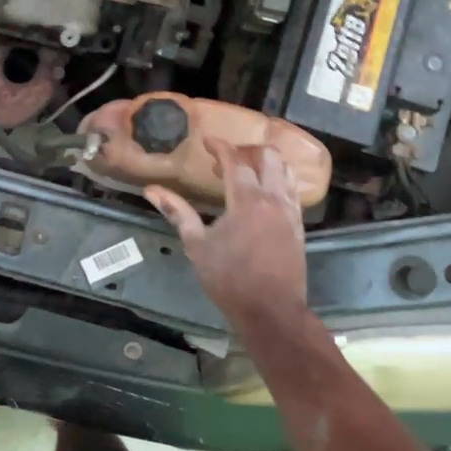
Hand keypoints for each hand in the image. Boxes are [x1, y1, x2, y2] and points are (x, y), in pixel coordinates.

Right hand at [145, 140, 307, 320]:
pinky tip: (264, 193)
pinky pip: (293, 190)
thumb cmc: (229, 278)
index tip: (206, 141)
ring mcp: (290, 212)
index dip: (220, 147)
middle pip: (269, 157)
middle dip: (248, 150)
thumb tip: (152, 190)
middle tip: (227, 156)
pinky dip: (278, 181)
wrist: (270, 309)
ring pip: (285, 171)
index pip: (236, 161)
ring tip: (246, 170)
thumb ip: (178, 212)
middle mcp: (273, 199)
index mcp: (247, 200)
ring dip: (266, 163)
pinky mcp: (299, 226)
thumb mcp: (196, 245)